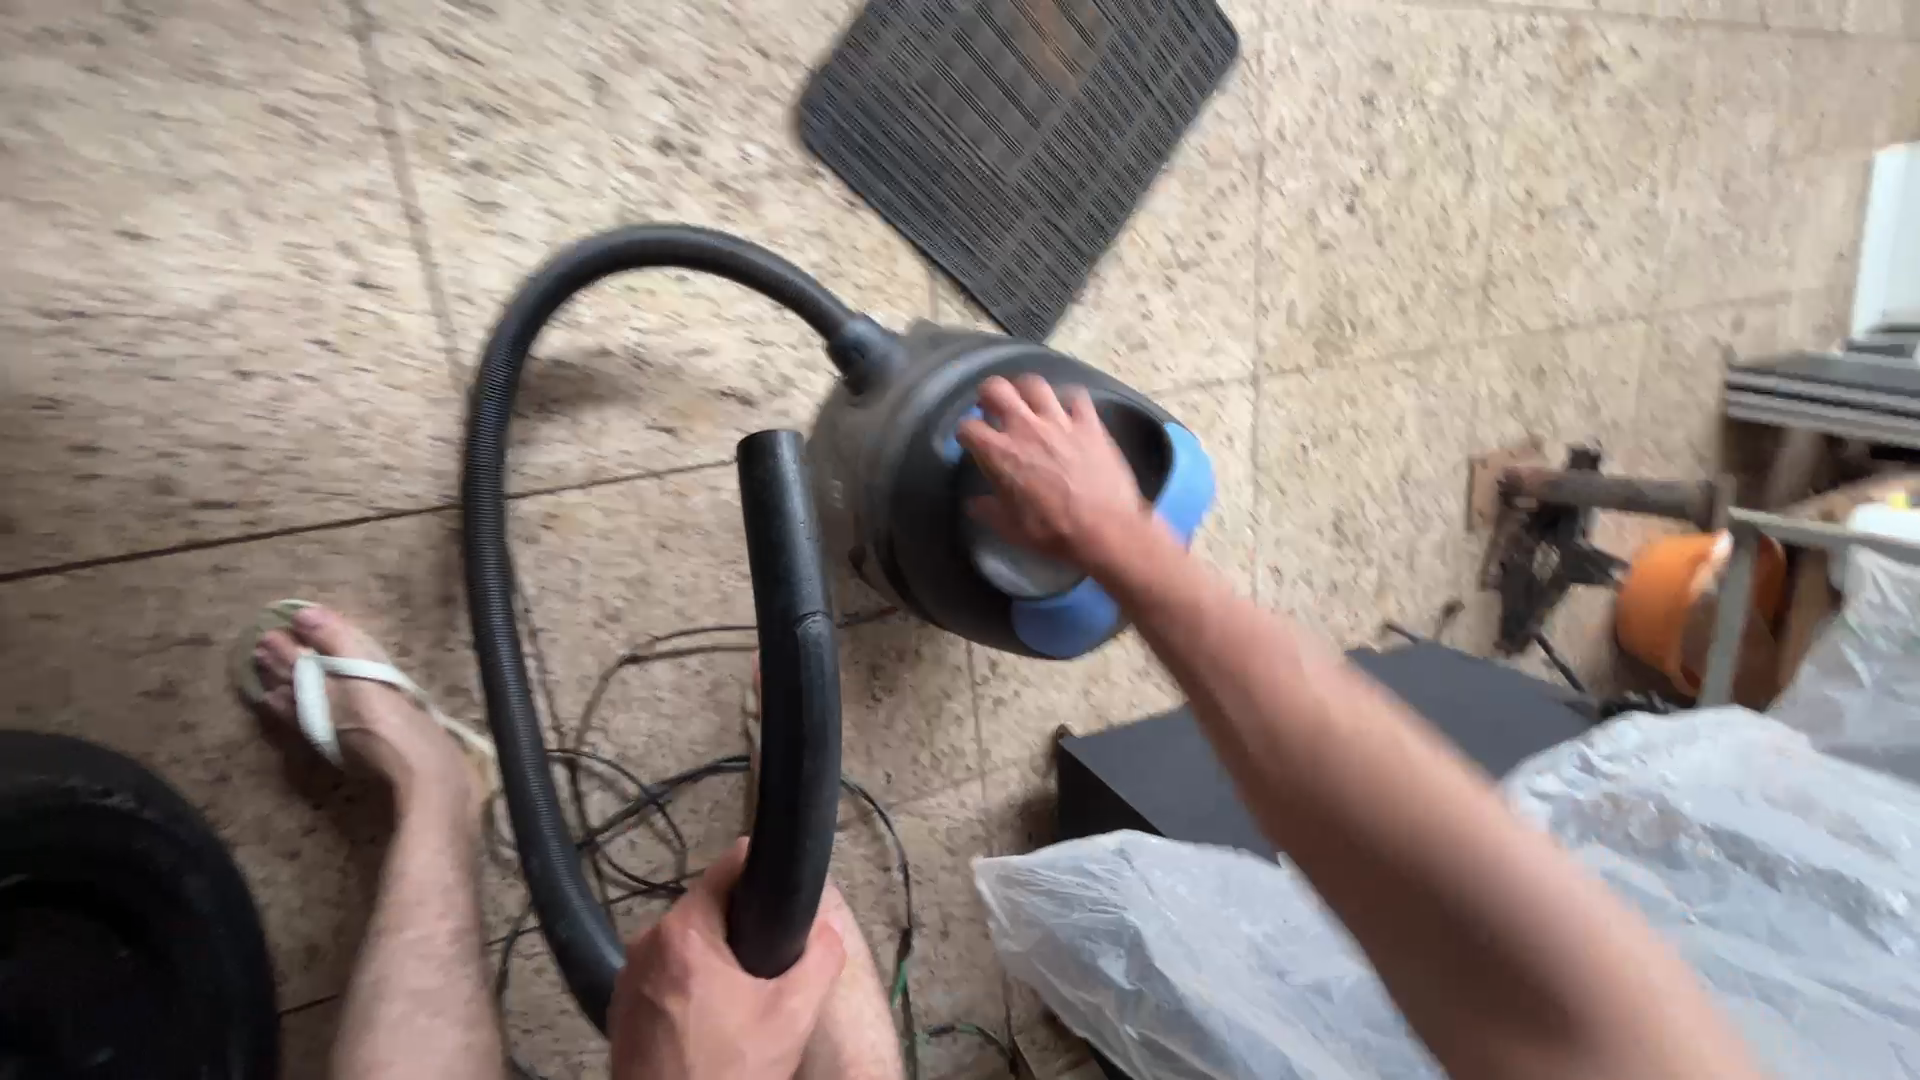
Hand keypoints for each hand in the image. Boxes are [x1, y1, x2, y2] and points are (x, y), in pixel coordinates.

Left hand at [609, 839, 845, 1079]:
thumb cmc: (729, 1071)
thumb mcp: (794, 1014)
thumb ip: (821, 956)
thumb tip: (828, 925)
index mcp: (683, 931)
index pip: (730, 864)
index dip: (763, 869)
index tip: (784, 889)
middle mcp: (646, 942)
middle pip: (709, 903)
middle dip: (742, 921)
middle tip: (771, 956)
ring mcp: (628, 977)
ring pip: (687, 939)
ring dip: (715, 953)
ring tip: (744, 990)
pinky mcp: (621, 1007)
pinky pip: (666, 971)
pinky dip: (690, 980)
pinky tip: (713, 1014)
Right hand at [957, 374, 1153, 570]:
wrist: (1104, 530)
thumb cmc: (1051, 533)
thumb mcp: (1010, 529)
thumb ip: (988, 511)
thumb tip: (974, 503)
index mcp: (999, 454)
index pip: (968, 427)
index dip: (964, 432)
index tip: (969, 440)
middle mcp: (1025, 428)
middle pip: (996, 389)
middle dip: (988, 394)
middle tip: (991, 407)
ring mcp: (1059, 421)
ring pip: (1034, 384)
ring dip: (1025, 390)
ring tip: (1026, 401)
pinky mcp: (1090, 424)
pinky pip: (1076, 397)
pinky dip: (1068, 400)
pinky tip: (1067, 410)